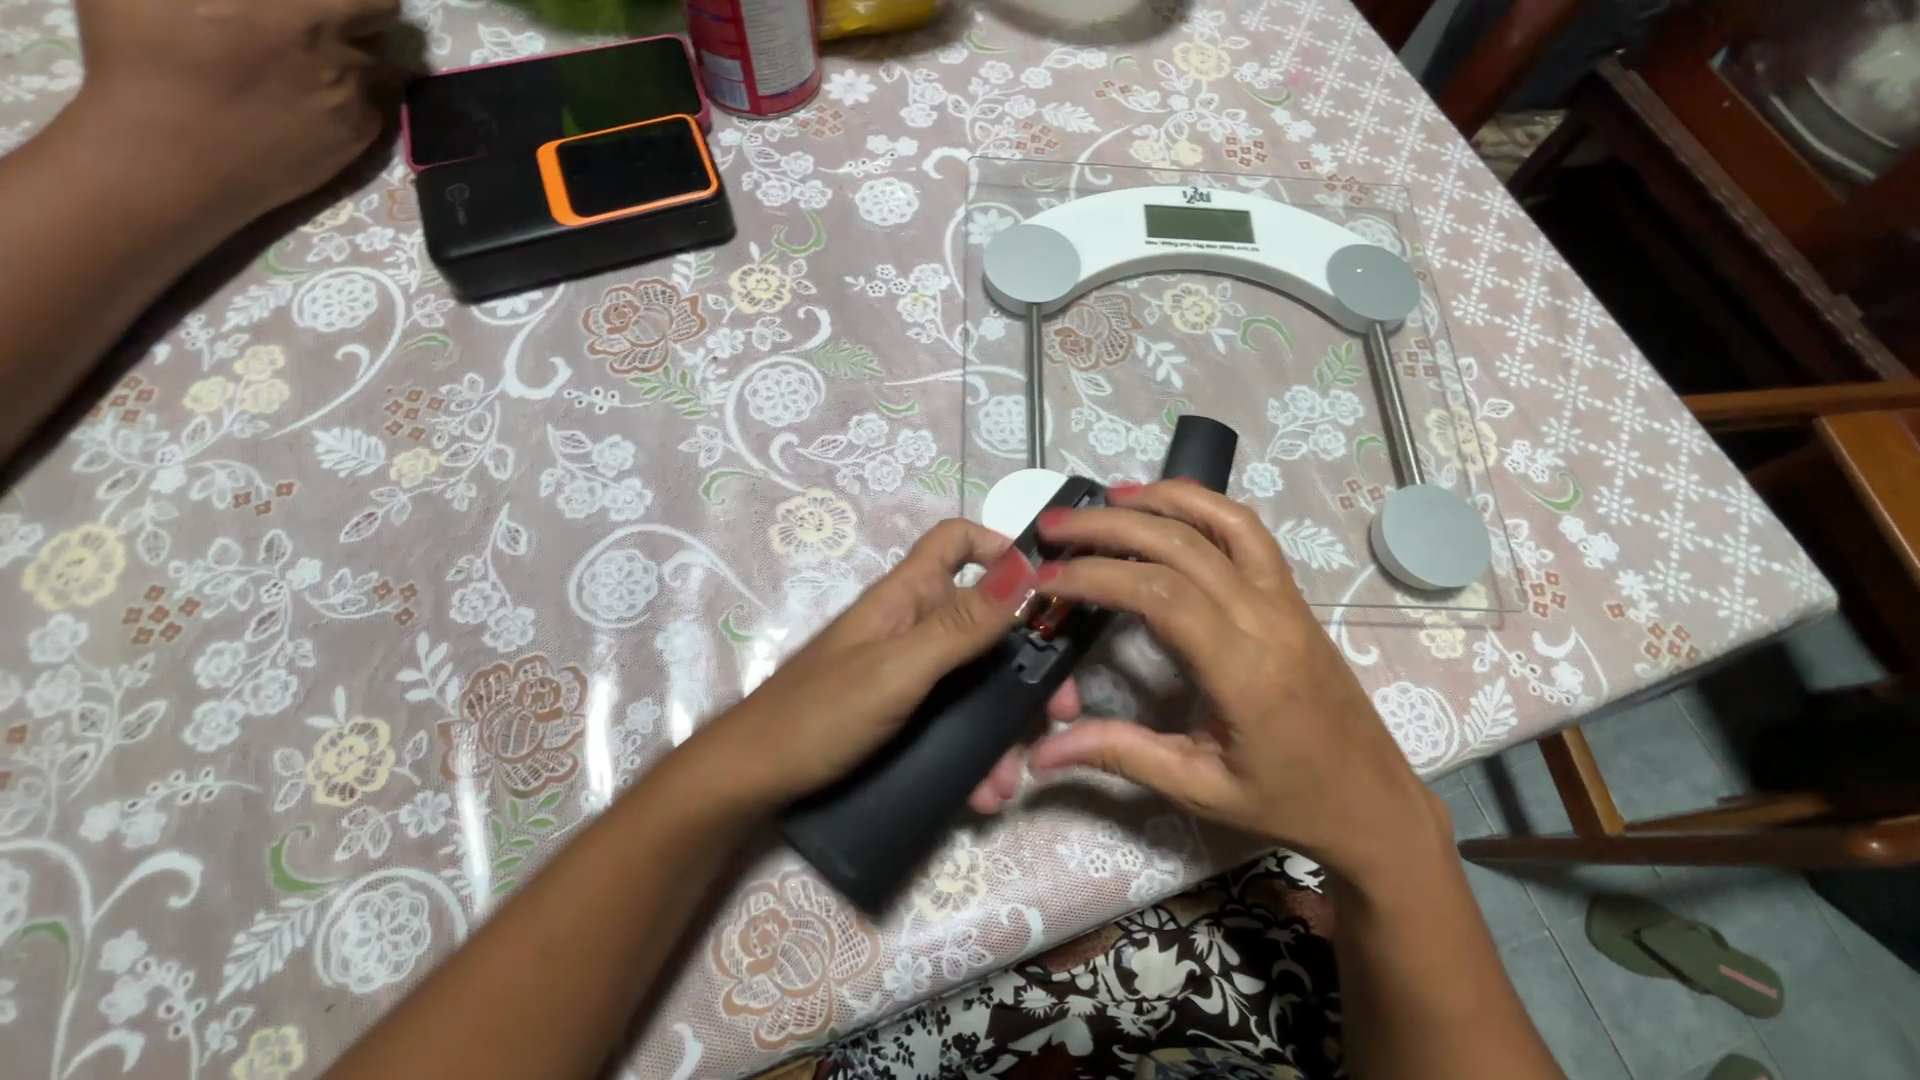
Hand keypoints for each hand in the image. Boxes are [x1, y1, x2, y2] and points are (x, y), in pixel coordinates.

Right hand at [69, 0, 400, 226]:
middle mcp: (343, 53)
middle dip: (359, 18)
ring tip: (309, 66)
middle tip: (317, 23)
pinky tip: (312, 104)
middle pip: (379, 25)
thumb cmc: (145, 59)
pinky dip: (354, 100)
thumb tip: (260, 5)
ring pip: (377, 68)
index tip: (326, 2)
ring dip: (353, 61)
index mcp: (304, 9)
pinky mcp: (359, 139)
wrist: (172, 156)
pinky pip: (374, 108)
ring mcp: (356, 100)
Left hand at [686, 520, 1077, 815]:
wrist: (754, 780)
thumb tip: (1025, 569)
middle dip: (1027, 664)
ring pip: (977, 681)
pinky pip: (956, 721)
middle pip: (986, 621)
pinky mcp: (903, 714)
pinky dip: (977, 751)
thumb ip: (961, 624)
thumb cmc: (820, 714)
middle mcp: (912, 626)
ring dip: (1005, 724)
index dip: (999, 547)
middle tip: (1060, 711)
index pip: (955, 541)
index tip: (1044, 588)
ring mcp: (908, 673)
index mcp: (906, 597)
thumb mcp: (898, 669)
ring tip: (1014, 776)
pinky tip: (985, 789)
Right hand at [1015, 481, 1440, 875]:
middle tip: (1054, 526)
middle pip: (1182, 545)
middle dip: (1109, 526)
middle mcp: (1268, 620)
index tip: (1048, 579)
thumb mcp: (1199, 789)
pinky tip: (1168, 507)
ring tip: (1105, 498)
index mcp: (1244, 671)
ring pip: (1224, 522)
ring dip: (1161, 500)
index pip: (1161, 595)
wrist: (1372, 801)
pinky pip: (1251, 533)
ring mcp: (1287, 601)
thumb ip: (1121, 754)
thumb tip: (1041, 753)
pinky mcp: (1294, 597)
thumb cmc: (1285, 800)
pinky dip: (1205, 507)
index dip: (1097, 576)